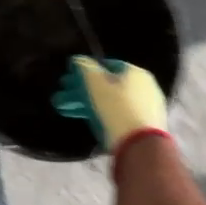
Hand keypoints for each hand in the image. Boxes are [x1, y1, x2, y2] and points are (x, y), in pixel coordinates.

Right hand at [52, 55, 167, 150]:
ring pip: (111, 101)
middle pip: (107, 85)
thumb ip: (85, 68)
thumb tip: (78, 59)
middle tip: (60, 97)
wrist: (142, 145)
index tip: (67, 79)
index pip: (106, 65)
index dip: (84, 71)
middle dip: (81, 90)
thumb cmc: (117, 109)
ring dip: (87, 104)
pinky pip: (118, 114)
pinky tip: (88, 119)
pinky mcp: (143, 124)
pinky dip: (101, 114)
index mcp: (134, 72)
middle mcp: (144, 86)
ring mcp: (145, 106)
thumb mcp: (96, 85)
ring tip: (65, 110)